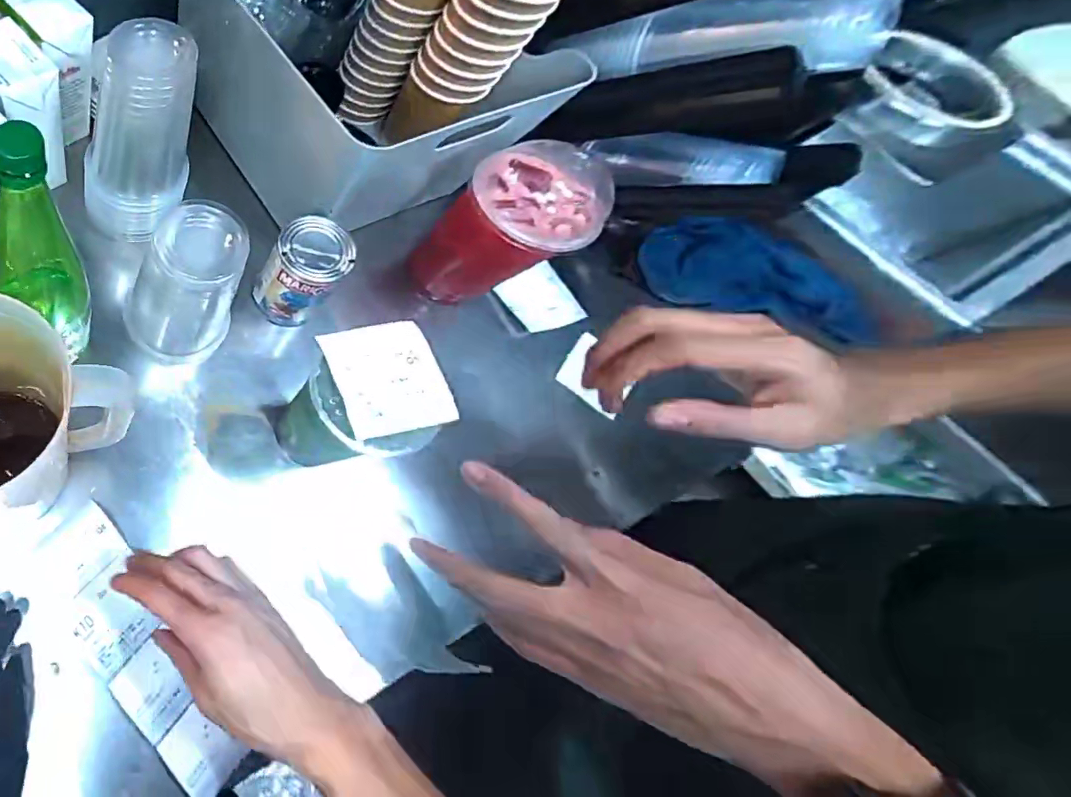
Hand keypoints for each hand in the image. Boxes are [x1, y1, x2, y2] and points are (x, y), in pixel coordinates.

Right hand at [111, 548, 362, 768]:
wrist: (312, 713)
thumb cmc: (257, 717)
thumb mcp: (208, 699)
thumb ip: (180, 657)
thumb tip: (160, 630)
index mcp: (207, 632)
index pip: (160, 596)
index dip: (134, 584)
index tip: (117, 579)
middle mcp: (224, 603)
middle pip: (177, 569)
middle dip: (148, 562)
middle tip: (129, 562)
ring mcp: (245, 595)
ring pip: (202, 557)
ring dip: (174, 555)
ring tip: (160, 563)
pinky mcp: (260, 595)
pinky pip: (225, 564)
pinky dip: (203, 560)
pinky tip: (198, 570)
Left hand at [412, 462, 941, 796]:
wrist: (780, 728)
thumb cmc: (742, 642)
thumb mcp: (684, 576)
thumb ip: (620, 551)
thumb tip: (575, 534)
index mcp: (611, 580)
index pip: (542, 524)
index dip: (502, 494)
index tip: (470, 471)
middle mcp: (581, 617)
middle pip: (496, 588)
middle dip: (451, 567)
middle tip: (418, 547)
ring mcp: (578, 657)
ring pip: (503, 623)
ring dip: (473, 596)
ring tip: (449, 573)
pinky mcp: (587, 684)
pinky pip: (528, 649)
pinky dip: (505, 626)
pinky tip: (498, 614)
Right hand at [581, 308, 894, 448]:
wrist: (872, 384)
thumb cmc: (833, 413)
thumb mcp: (786, 432)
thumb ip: (719, 421)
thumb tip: (651, 415)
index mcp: (759, 348)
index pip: (675, 346)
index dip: (632, 368)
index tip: (611, 400)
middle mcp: (735, 322)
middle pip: (649, 318)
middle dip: (608, 348)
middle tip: (589, 384)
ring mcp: (724, 316)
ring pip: (647, 315)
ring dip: (612, 343)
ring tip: (598, 377)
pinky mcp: (714, 320)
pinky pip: (657, 322)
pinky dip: (627, 341)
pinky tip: (621, 365)